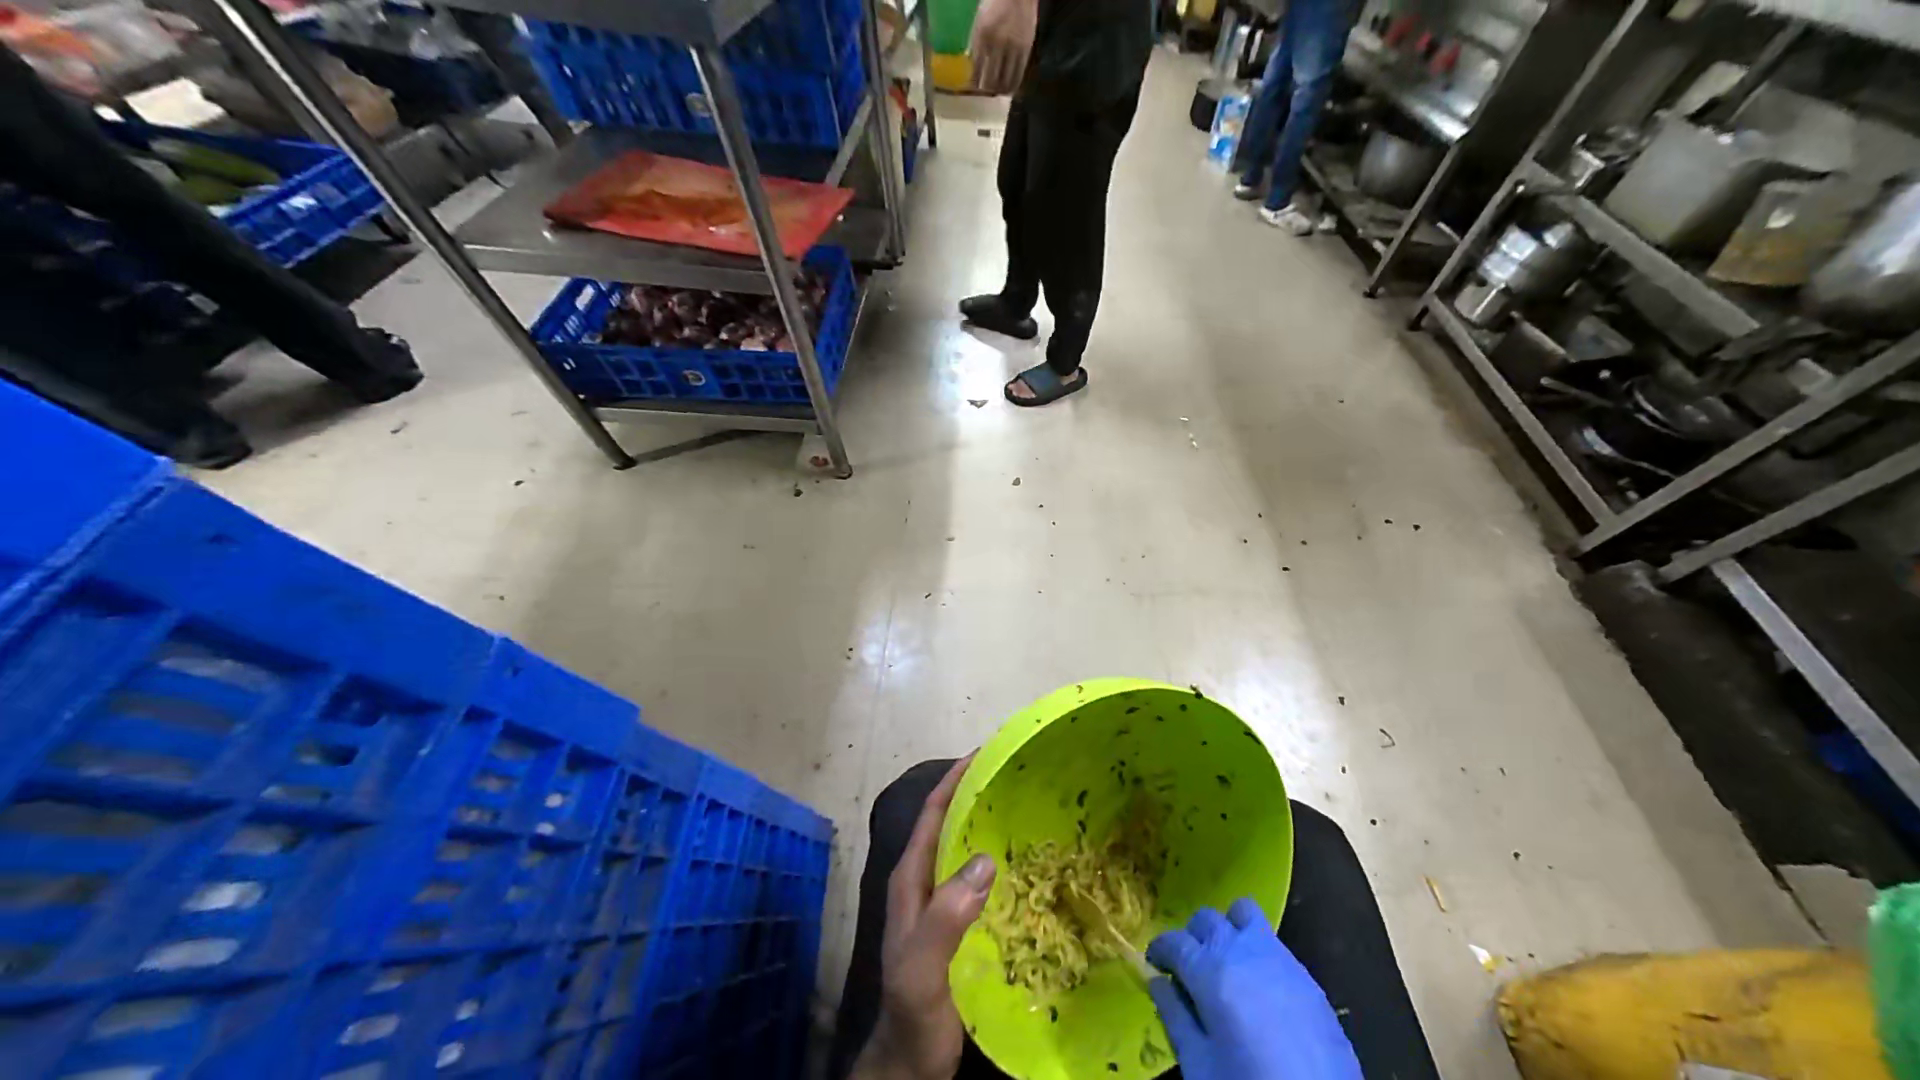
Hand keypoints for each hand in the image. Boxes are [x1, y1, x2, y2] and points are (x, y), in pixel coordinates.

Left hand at [852, 757, 995, 1079]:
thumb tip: (984, 860)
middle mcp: (924, 882)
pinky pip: (980, 878)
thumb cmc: (912, 1014)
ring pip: (965, 848)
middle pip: (949, 824)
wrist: (911, 1062)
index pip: (931, 815)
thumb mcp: (922, 968)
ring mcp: (941, 903)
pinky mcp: (959, 924)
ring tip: (1028, 806)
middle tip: (1016, 773)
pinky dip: (999, 858)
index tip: (984, 753)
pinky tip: (1026, 862)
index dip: (954, 780)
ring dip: (989, 823)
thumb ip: (945, 918)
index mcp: (911, 879)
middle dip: (976, 793)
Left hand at [967, 0, 1036, 94]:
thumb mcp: (980, 21)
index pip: (976, 68)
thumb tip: (973, 66)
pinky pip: (1019, 74)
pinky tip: (1010, 90)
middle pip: (991, 78)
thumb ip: (976, 43)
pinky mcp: (1026, 49)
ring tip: (998, 93)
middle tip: (986, 94)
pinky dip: (1013, 85)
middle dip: (987, 89)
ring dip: (1000, 90)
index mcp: (983, 36)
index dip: (974, 82)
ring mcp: (1013, 47)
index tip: (973, 89)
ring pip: (1005, 79)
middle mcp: (998, 44)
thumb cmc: (995, 3)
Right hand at [1145, 898, 1362, 1079]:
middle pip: (1207, 918)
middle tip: (1191, 971)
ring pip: (1244, 913)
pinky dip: (1257, 951)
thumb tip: (1158, 982)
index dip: (1159, 951)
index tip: (1156, 968)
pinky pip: (1273, 943)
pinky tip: (1260, 989)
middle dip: (1192, 937)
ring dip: (1228, 930)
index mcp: (1210, 972)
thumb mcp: (1199, 1066)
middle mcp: (1242, 951)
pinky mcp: (1307, 977)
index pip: (1173, 940)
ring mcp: (1279, 959)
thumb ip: (1174, 1017)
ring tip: (1227, 965)